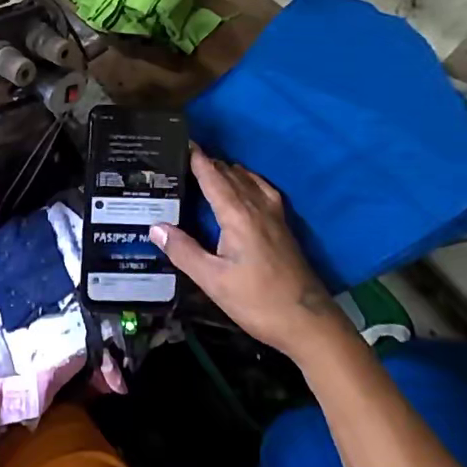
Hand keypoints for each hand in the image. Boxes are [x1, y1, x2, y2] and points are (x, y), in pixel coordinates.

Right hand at [150, 145, 347, 357]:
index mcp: (237, 215)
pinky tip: (245, 189)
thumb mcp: (213, 281)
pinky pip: (263, 191)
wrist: (310, 324)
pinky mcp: (283, 228)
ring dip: (228, 171)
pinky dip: (248, 181)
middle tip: (183, 159)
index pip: (213, 176)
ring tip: (208, 170)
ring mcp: (274, 216)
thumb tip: (156, 227)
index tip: (181, 141)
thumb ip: (184, 251)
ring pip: (249, 180)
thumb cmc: (258, 301)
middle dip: (209, 163)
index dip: (197, 158)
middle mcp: (257, 208)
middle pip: (231, 174)